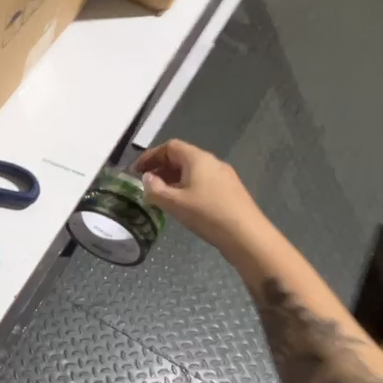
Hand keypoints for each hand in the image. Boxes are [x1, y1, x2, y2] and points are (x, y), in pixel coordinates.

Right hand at [133, 140, 271, 261]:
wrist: (246, 236)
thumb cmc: (207, 214)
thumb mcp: (174, 203)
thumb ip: (155, 189)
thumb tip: (147, 179)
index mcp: (198, 158)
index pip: (170, 147)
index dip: (150, 156)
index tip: (136, 171)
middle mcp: (212, 162)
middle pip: (181, 157)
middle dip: (160, 168)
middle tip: (145, 184)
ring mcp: (223, 177)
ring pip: (192, 171)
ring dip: (173, 179)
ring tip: (160, 196)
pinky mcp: (229, 191)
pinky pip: (202, 182)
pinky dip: (186, 187)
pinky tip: (182, 205)